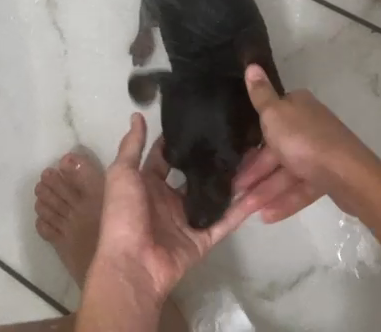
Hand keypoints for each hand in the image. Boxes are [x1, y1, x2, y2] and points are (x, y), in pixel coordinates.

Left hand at [91, 113, 261, 301]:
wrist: (133, 265)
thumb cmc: (123, 215)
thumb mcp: (122, 174)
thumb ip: (132, 146)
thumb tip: (137, 115)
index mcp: (149, 184)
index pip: (167, 157)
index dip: (180, 140)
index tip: (201, 119)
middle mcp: (169, 199)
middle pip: (194, 175)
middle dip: (209, 159)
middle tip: (233, 136)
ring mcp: (187, 219)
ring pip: (212, 195)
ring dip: (229, 181)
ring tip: (253, 157)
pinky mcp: (202, 238)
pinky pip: (224, 221)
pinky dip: (240, 209)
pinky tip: (258, 191)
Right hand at [243, 64, 380, 218]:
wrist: (348, 174)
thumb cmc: (305, 140)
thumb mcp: (275, 114)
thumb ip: (261, 95)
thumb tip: (252, 64)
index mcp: (297, 107)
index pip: (269, 120)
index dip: (249, 141)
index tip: (232, 159)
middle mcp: (308, 127)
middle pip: (274, 150)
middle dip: (254, 173)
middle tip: (232, 192)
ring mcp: (319, 153)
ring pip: (285, 173)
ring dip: (264, 192)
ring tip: (242, 212)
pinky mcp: (326, 177)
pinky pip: (300, 189)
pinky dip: (283, 201)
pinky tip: (265, 217)